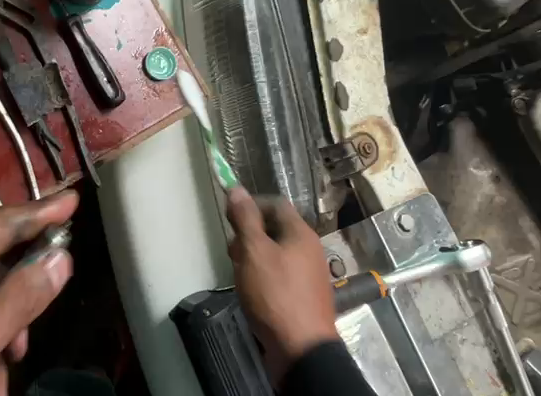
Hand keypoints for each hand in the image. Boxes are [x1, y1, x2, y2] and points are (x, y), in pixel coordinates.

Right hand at [225, 188, 335, 377]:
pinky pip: (281, 274)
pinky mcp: (304, 296)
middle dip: (249, 235)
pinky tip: (253, 291)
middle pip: (275, 228)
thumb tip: (237, 189)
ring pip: (276, 253)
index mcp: (301, 233)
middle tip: (233, 252)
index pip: (274, 203)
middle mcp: (309, 249)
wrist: (302, 351)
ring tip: (240, 274)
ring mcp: (309, 274)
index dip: (251, 205)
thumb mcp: (254, 251)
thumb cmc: (276, 294)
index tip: (230, 219)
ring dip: (254, 257)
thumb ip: (245, 219)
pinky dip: (264, 276)